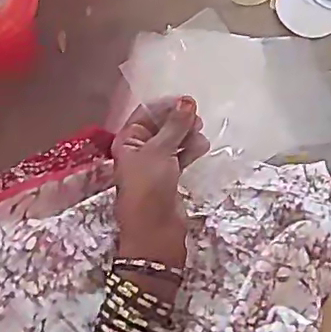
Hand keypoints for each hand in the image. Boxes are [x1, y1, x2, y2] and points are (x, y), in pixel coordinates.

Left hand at [112, 96, 206, 271]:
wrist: (155, 230)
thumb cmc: (149, 187)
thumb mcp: (160, 152)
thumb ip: (175, 125)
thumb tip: (187, 101)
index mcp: (128, 140)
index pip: (147, 113)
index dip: (167, 105)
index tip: (189, 102)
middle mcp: (140, 149)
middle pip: (161, 125)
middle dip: (179, 120)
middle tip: (198, 120)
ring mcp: (155, 164)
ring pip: (174, 140)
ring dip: (188, 135)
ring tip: (201, 138)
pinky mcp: (169, 176)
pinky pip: (181, 155)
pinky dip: (190, 149)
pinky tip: (202, 148)